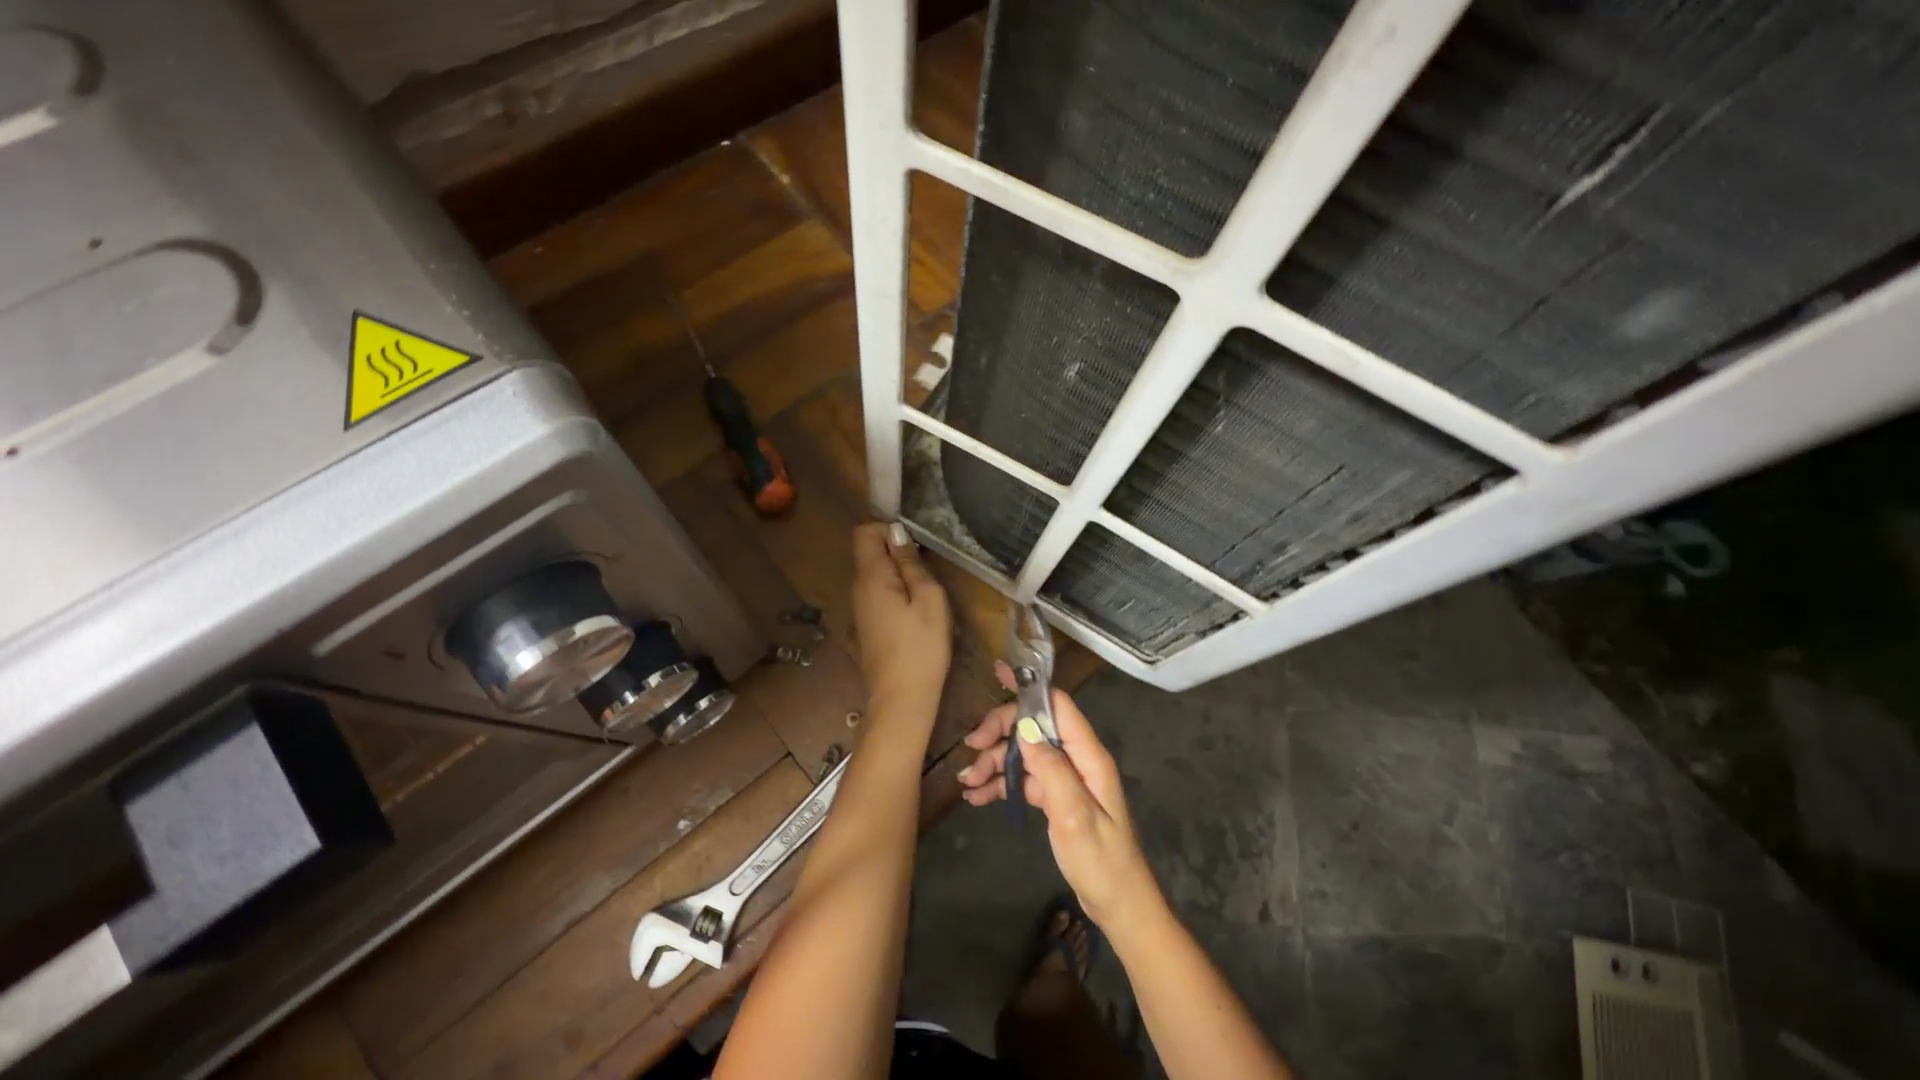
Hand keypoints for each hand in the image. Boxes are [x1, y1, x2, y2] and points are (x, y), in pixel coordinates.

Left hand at [851, 523, 950, 718]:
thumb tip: (897, 534)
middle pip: (869, 553)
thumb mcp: (928, 598)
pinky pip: (878, 595)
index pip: (864, 532)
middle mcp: (858, 588)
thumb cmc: (921, 646)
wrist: (901, 698)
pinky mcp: (867, 626)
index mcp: (870, 576)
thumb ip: (911, 563)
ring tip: (927, 590)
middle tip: (929, 568)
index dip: (888, 529)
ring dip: (898, 574)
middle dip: (896, 551)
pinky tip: (916, 611)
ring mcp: (860, 608)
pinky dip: (895, 592)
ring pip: (875, 575)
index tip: (917, 544)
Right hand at [957, 666, 1163, 931]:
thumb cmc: (1102, 861)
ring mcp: (1067, 780)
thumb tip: (1025, 727)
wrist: (1119, 905)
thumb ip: (1051, 768)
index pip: (1058, 706)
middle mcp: (1078, 760)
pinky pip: (1024, 780)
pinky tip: (976, 796)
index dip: (1028, 689)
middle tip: (971, 749)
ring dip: (995, 762)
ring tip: (968, 782)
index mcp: (1089, 756)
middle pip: (1035, 728)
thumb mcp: (1074, 815)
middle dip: (1001, 732)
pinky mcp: (1057, 800)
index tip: (996, 676)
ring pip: (1025, 754)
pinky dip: (1000, 783)